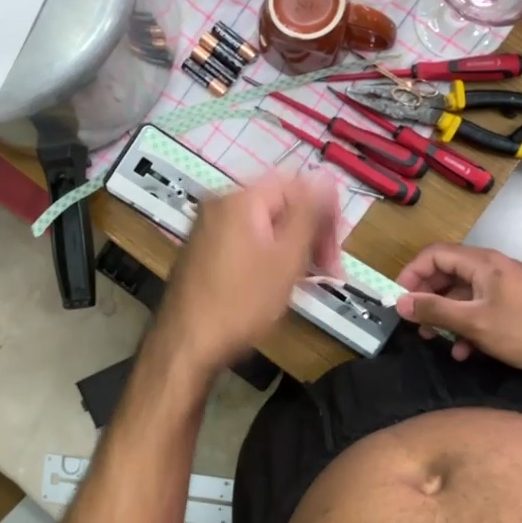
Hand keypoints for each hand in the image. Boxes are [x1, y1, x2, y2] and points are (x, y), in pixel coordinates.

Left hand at [150, 173, 341, 380]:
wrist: (185, 345)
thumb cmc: (241, 302)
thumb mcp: (286, 258)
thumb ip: (309, 213)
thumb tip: (326, 177)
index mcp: (240, 198)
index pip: (297, 186)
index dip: (324, 216)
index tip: (335, 255)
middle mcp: (219, 204)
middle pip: (279, 204)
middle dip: (309, 235)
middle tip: (328, 274)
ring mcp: (206, 227)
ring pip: (263, 225)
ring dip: (291, 248)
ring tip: (306, 282)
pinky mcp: (201, 250)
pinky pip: (244, 240)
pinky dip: (266, 256)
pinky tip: (275, 284)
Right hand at [395, 243, 521, 384]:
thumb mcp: (474, 323)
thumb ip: (435, 310)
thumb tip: (401, 301)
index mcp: (483, 263)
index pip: (435, 254)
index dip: (411, 273)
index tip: (398, 299)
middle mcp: (494, 270)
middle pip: (448, 274)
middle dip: (427, 298)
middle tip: (413, 322)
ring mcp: (506, 290)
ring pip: (464, 296)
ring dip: (446, 316)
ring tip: (434, 340)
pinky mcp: (516, 311)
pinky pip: (481, 311)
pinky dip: (467, 328)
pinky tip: (464, 352)